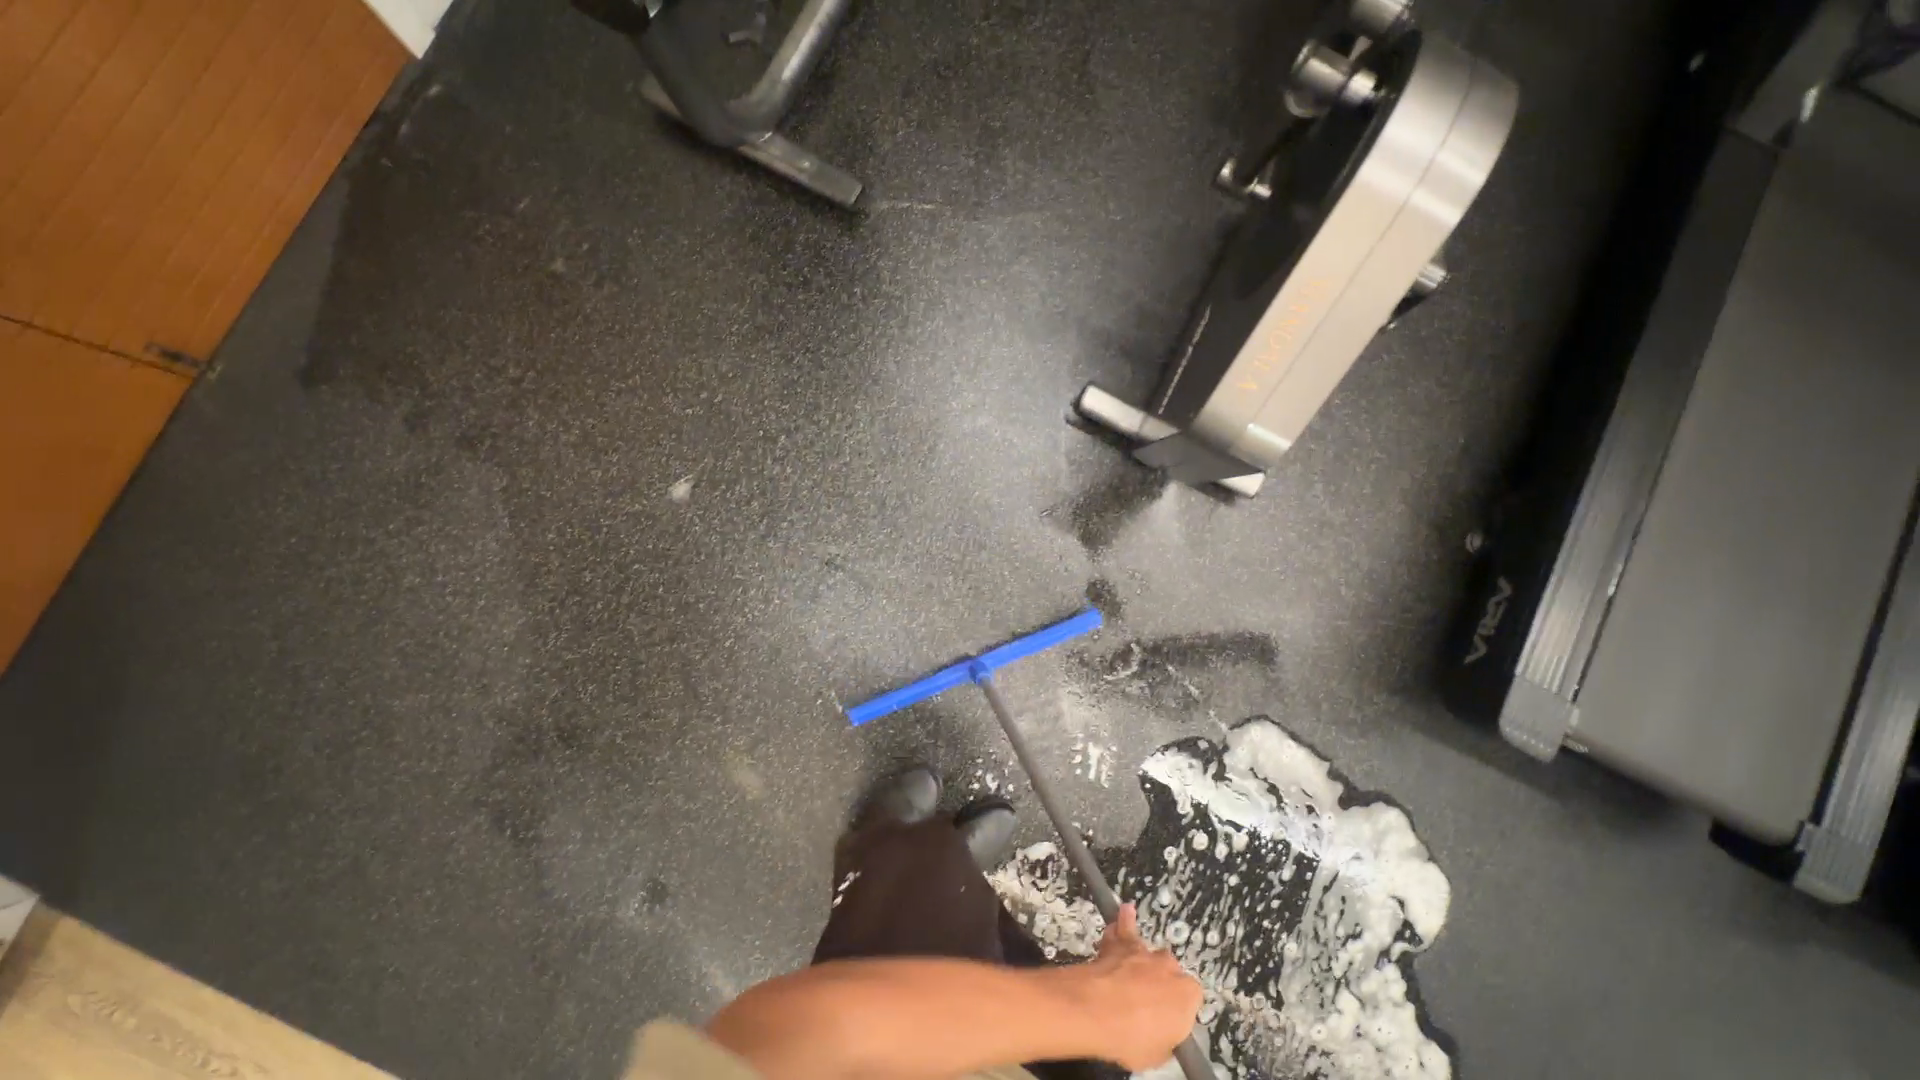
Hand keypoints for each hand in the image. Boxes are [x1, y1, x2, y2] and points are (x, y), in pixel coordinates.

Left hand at [1072, 904, 1203, 1070]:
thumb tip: (1158, 1038)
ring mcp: (1144, 953)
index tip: (1163, 1022)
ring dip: (1142, 957)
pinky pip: (1124, 929)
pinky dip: (1124, 921)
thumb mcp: (1156, 1055)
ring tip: (1137, 961)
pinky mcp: (1120, 944)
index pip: (1190, 999)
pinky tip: (1125, 911)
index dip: (1176, 1010)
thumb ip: (1163, 1041)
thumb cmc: (1133, 1038)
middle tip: (1142, 1004)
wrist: (1098, 1009)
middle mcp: (1169, 968)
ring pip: (1148, 951)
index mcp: (1187, 995)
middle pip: (1170, 972)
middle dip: (1159, 984)